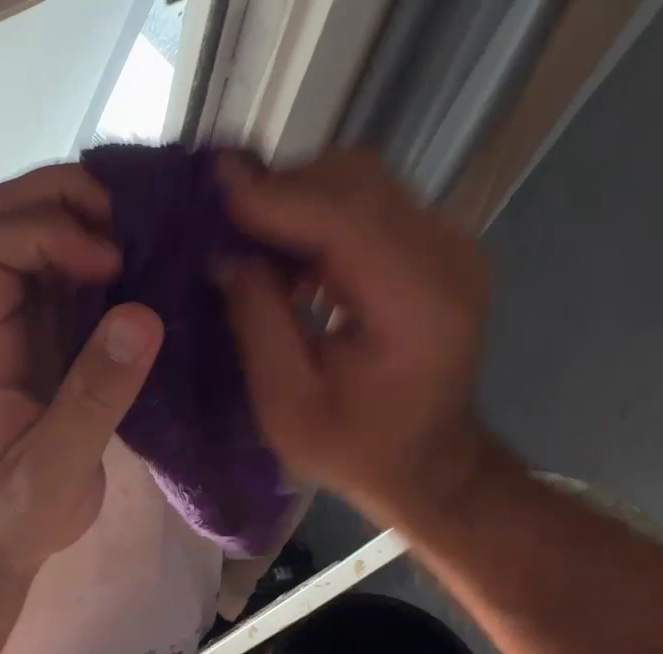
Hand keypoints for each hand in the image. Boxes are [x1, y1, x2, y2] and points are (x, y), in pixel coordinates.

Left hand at [0, 165, 164, 569]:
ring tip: (148, 235)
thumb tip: (141, 318)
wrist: (14, 535)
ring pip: (41, 229)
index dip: (47, 234)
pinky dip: (112, 249)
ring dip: (91, 215)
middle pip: (5, 215)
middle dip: (65, 198)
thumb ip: (91, 401)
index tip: (108, 267)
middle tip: (131, 227)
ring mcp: (24, 322)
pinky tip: (153, 262)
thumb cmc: (20, 510)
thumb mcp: (54, 471)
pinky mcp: (57, 333)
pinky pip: (76, 267)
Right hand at [214, 150, 499, 527]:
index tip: (213, 184)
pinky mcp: (435, 245)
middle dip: (281, 189)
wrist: (427, 463)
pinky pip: (368, 202)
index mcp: (419, 306)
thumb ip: (258, 323)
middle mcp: (448, 259)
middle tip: (216, 214)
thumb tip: (222, 253)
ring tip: (242, 232)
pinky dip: (316, 212)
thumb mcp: (287, 405)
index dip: (277, 197)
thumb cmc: (354, 449)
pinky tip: (280, 248)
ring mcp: (449, 245)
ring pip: (362, 182)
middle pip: (357, 183)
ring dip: (296, 197)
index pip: (347, 220)